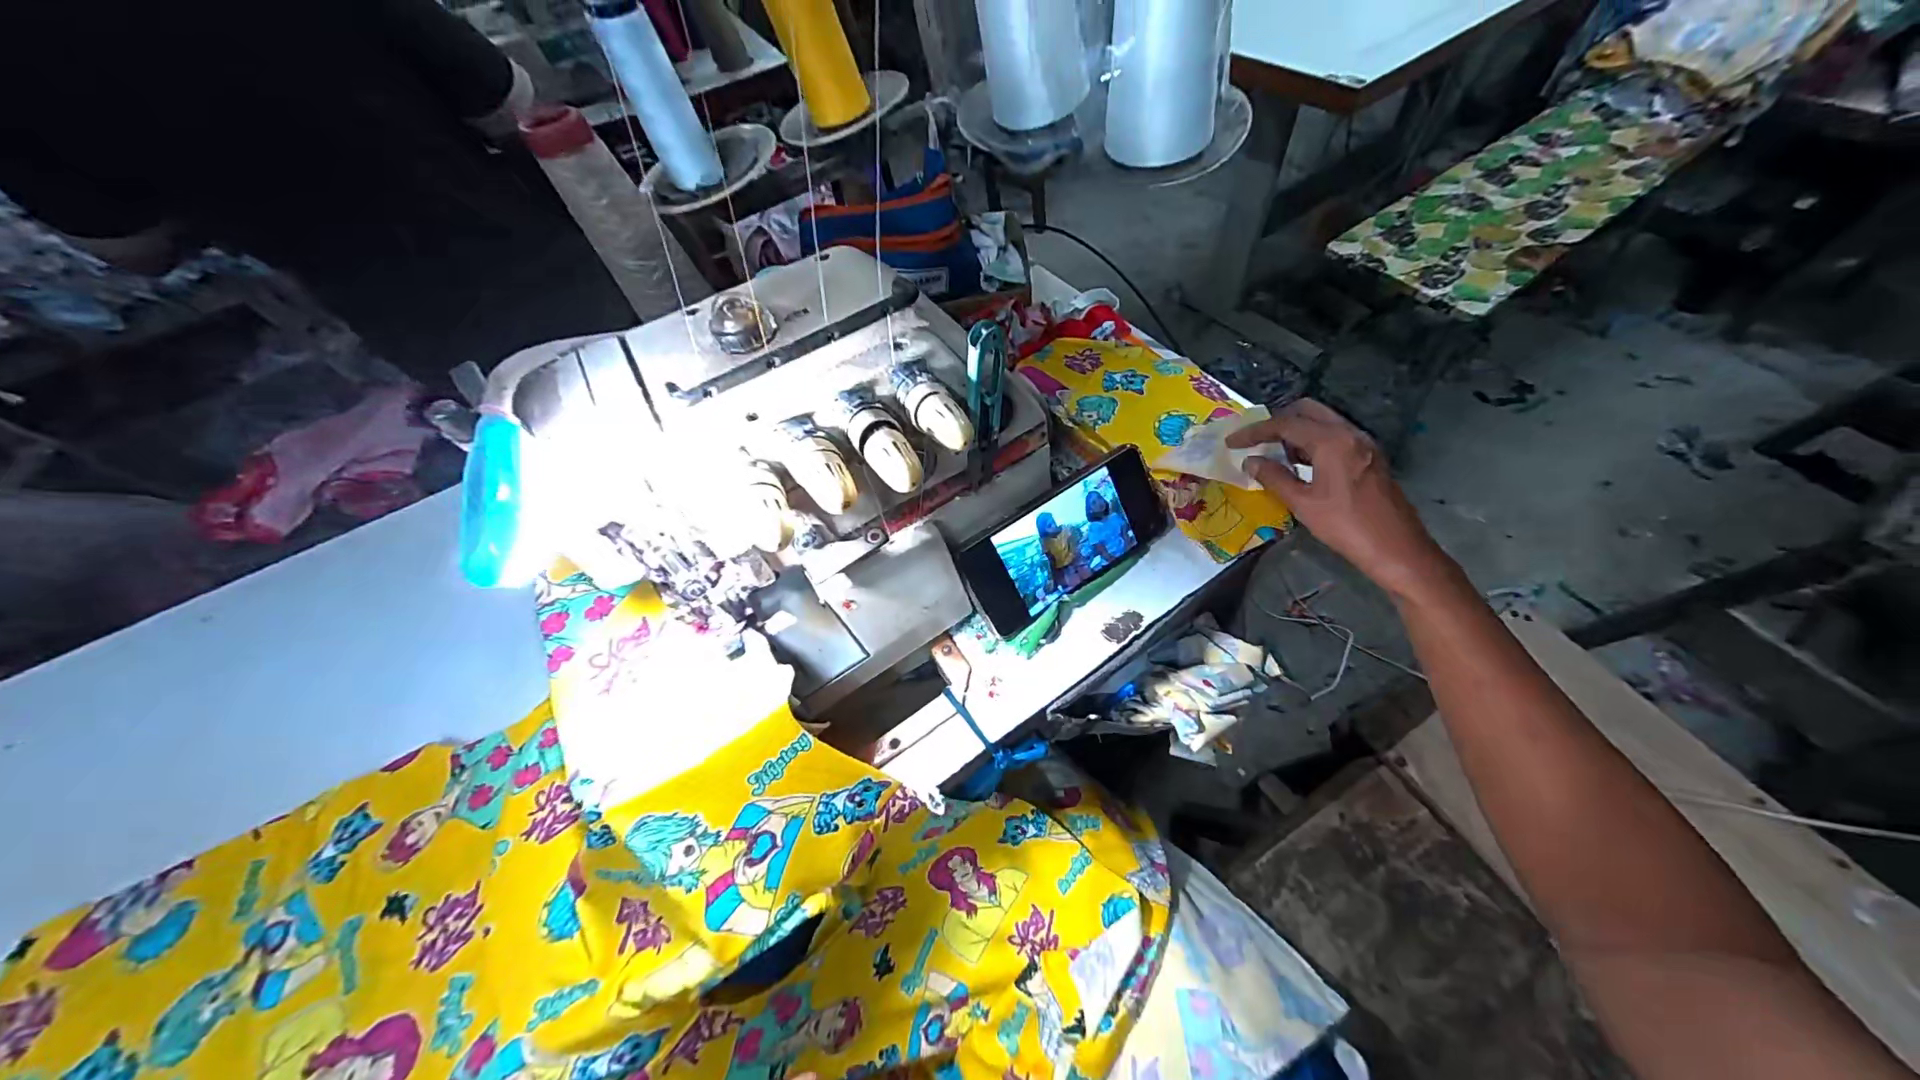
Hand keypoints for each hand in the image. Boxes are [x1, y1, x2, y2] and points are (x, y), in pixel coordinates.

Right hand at [1227, 399, 1459, 603]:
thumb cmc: (1346, 526)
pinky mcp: (1369, 457)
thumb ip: (1274, 477)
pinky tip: (1299, 463)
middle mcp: (1350, 433)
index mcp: (1332, 441)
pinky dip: (1312, 441)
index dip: (1254, 431)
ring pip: (1322, 422)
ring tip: (1273, 453)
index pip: (1285, 424)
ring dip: (1295, 431)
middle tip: (1255, 440)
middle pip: (1307, 411)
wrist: (1396, 548)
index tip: (1232, 442)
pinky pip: (1335, 436)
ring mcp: (1363, 444)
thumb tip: (1251, 462)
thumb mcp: (1303, 503)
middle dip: (1277, 421)